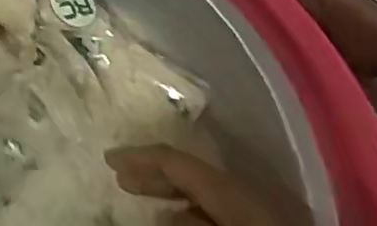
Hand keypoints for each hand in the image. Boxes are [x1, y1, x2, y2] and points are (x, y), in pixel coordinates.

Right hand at [105, 145, 283, 225]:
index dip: (140, 157)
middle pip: (194, 173)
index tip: (108, 161)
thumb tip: (157, 216)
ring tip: (147, 209)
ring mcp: (268, 214)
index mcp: (237, 192)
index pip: (179, 161)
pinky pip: (226, 215)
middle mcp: (253, 195)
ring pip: (211, 196)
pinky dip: (198, 217)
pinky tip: (180, 225)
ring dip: (175, 199)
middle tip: (122, 179)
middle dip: (156, 175)